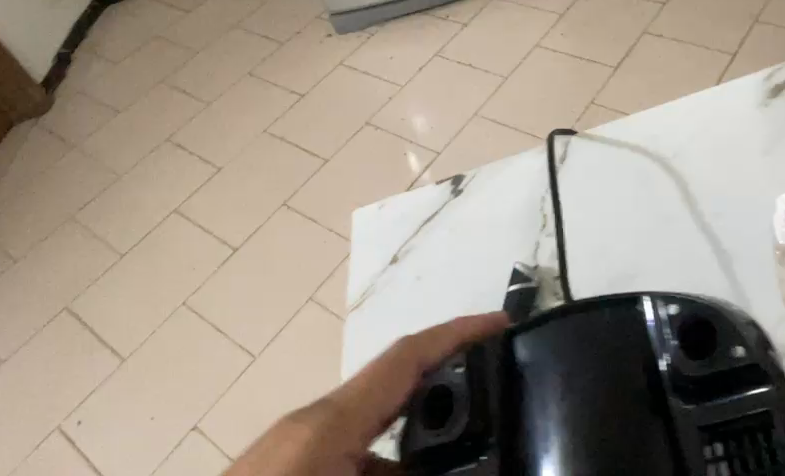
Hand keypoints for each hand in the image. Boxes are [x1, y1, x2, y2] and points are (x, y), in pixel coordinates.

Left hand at [222, 312, 508, 475]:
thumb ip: (406, 468)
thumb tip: (474, 465)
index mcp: (328, 424)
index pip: (406, 356)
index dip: (458, 333)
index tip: (503, 324)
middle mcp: (309, 426)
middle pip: (392, 395)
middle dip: (444, 405)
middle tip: (493, 414)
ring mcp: (291, 450)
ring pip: (368, 438)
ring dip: (409, 453)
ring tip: (457, 461)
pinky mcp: (281, 471)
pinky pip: (343, 458)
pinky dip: (376, 467)